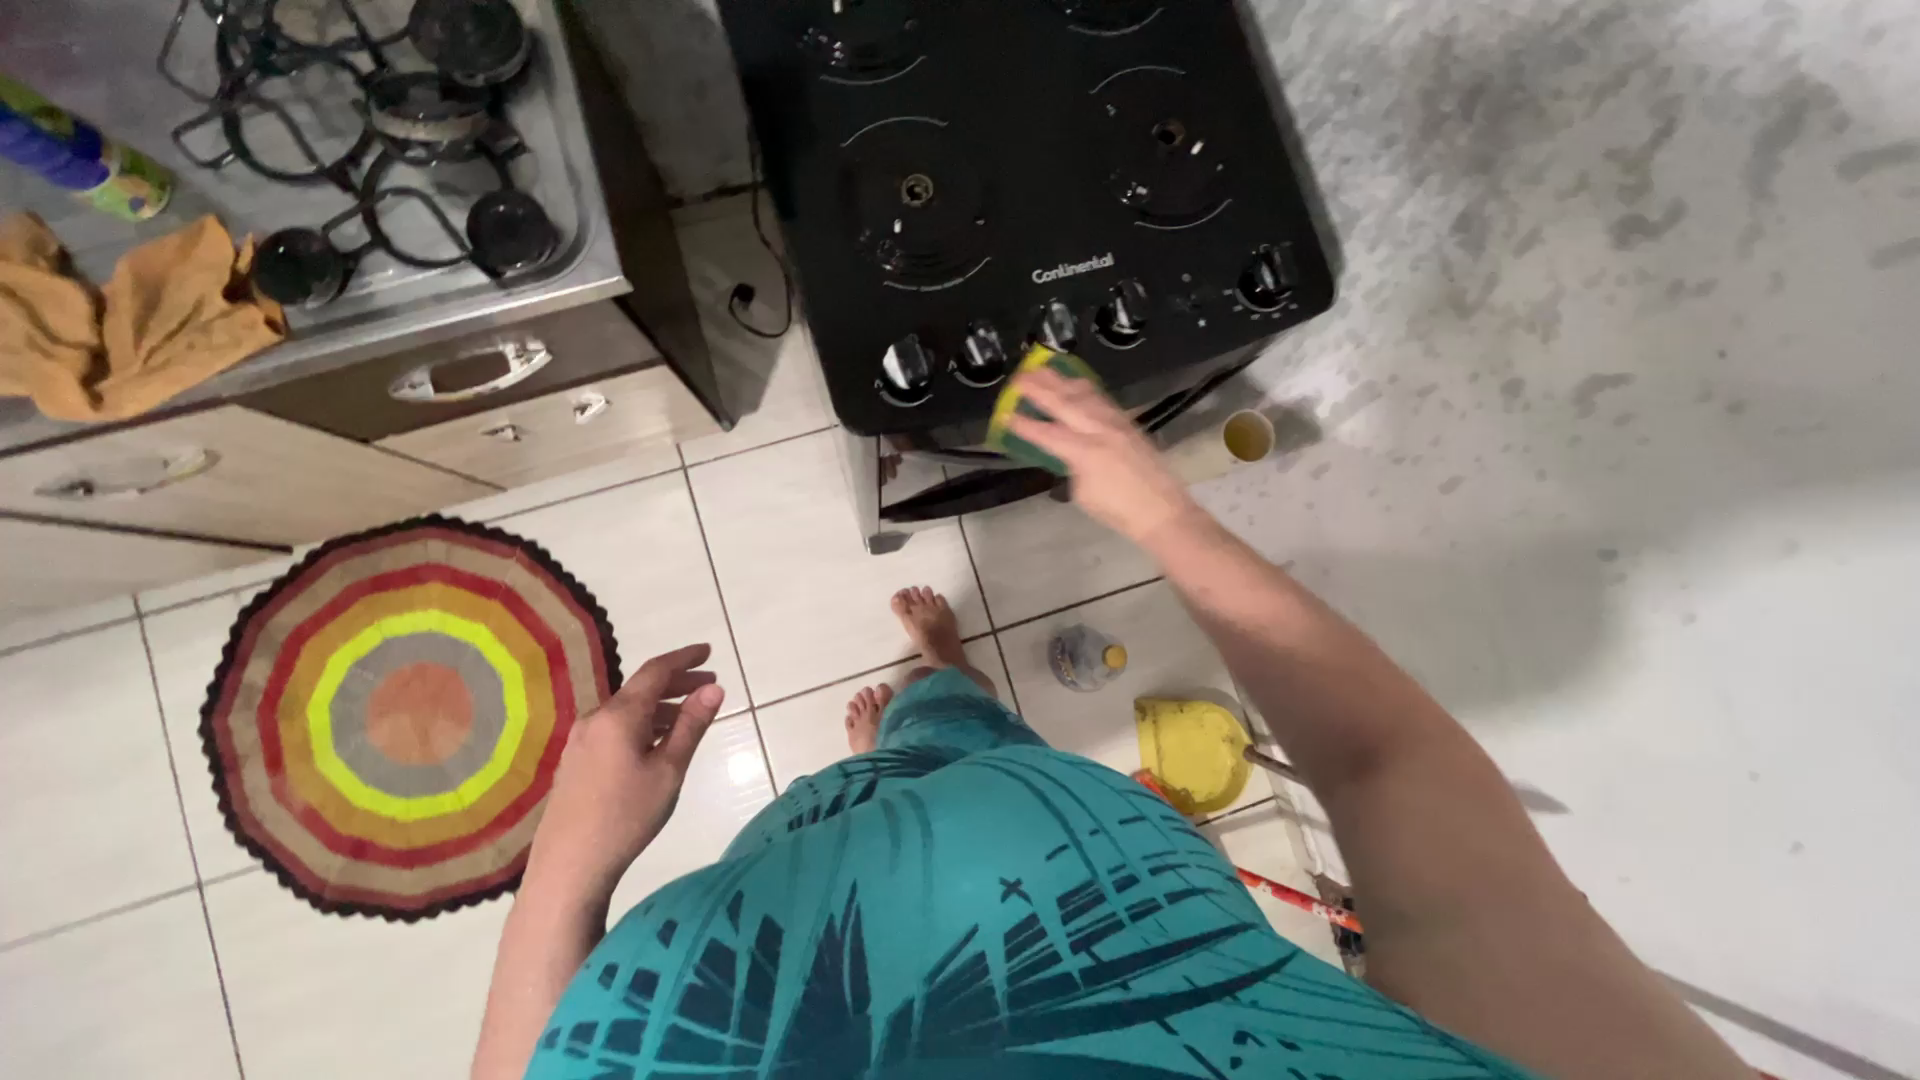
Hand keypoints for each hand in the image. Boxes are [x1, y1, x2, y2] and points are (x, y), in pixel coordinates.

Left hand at [521, 644, 725, 905]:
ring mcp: (581, 740)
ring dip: (661, 706)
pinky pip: (615, 728)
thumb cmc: (627, 816)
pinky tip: (656, 743)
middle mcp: (596, 719)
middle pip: (640, 688)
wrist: (569, 866)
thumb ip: (691, 726)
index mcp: (619, 716)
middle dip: (677, 682)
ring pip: (628, 710)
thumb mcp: (669, 770)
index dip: (684, 658)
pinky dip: (642, 723)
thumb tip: (714, 688)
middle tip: (709, 684)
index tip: (709, 651)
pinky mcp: (576, 761)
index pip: (656, 671)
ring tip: (690, 716)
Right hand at [1007, 367, 1200, 544]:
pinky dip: (1085, 388)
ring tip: (1043, 368)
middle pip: (1065, 403)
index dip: (1025, 424)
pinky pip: (1102, 399)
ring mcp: (1117, 424)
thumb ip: (1071, 467)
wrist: (1161, 510)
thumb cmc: (1119, 511)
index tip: (1006, 415)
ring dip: (1062, 380)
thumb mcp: (1083, 494)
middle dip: (1040, 388)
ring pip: (1085, 395)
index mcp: (1085, 453)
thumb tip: (1065, 452)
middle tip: (1019, 377)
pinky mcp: (1128, 423)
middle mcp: (1100, 431)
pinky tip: (1076, 382)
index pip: (1047, 433)